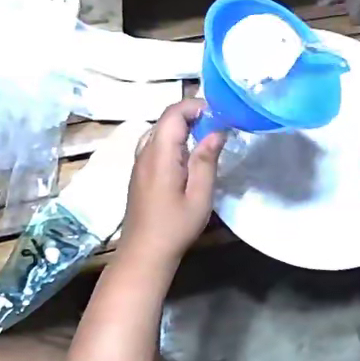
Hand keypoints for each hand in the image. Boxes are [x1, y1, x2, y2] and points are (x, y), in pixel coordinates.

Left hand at [118, 99, 226, 264]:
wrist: (144, 254)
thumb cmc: (175, 227)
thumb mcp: (199, 195)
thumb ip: (206, 160)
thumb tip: (216, 130)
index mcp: (159, 154)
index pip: (173, 113)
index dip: (196, 106)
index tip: (220, 114)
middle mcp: (145, 152)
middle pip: (166, 119)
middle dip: (192, 115)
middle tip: (219, 126)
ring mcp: (139, 162)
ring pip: (160, 131)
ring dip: (183, 128)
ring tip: (207, 139)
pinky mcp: (140, 172)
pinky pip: (155, 144)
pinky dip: (174, 141)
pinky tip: (189, 157)